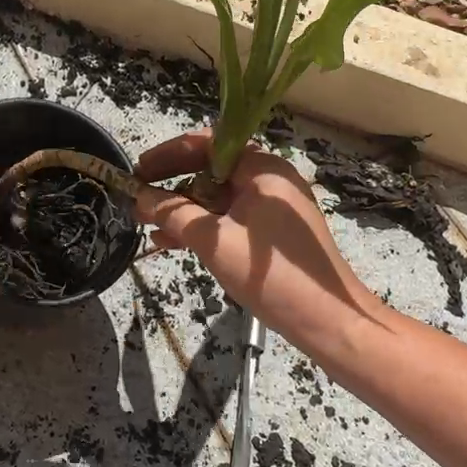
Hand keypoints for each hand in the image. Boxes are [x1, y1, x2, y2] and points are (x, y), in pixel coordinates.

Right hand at [131, 129, 380, 339]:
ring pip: (217, 197)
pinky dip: (202, 225)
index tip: (139, 170)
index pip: (208, 144)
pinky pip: (228, 217)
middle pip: (210, 169)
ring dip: (182, 209)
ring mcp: (272, 207)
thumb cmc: (271, 275)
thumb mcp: (212, 240)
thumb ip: (172, 213)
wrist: (328, 323)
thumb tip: (139, 197)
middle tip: (138, 197)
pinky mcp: (272, 232)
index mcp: (262, 169)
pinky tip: (170, 241)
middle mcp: (269, 180)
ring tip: (146, 223)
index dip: (169, 154)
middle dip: (171, 184)